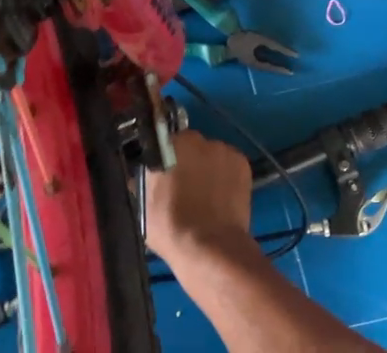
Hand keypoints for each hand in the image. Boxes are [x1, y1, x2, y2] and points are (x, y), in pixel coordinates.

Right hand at [145, 131, 254, 264]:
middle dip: (187, 161)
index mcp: (168, 143)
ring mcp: (222, 149)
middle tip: (184, 187)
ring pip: (211, 154)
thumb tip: (145, 171)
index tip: (164, 175)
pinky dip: (226, 175)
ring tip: (206, 195)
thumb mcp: (143, 202)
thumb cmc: (170, 226)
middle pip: (189, 145)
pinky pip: (229, 164)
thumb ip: (144, 178)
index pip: (162, 142)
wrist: (209, 249)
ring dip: (207, 167)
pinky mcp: (242, 163)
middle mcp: (196, 138)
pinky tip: (222, 197)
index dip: (163, 159)